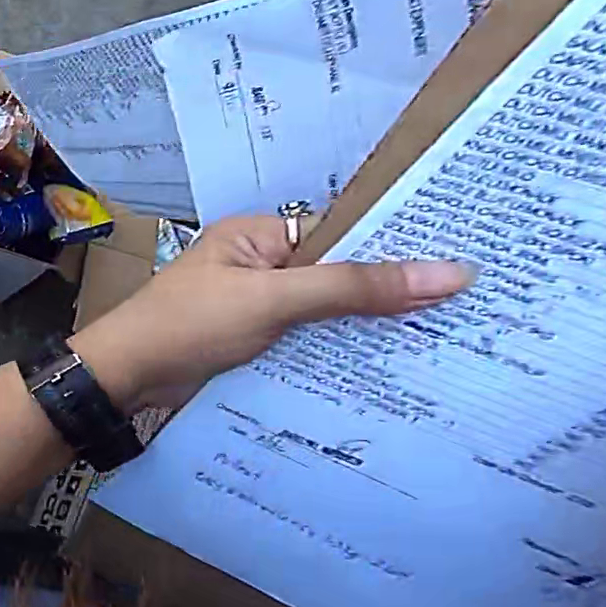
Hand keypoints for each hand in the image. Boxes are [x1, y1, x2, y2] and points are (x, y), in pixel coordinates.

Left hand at [70, 214, 475, 408]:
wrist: (125, 375)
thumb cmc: (187, 325)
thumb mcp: (272, 300)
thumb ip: (353, 287)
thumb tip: (453, 271)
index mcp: (255, 236)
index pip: (342, 231)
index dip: (400, 247)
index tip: (474, 263)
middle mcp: (255, 264)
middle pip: (337, 274)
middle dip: (391, 293)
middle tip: (479, 309)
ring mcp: (251, 304)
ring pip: (323, 311)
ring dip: (367, 327)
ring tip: (455, 341)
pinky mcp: (248, 339)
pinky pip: (303, 339)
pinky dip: (336, 351)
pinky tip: (389, 369)